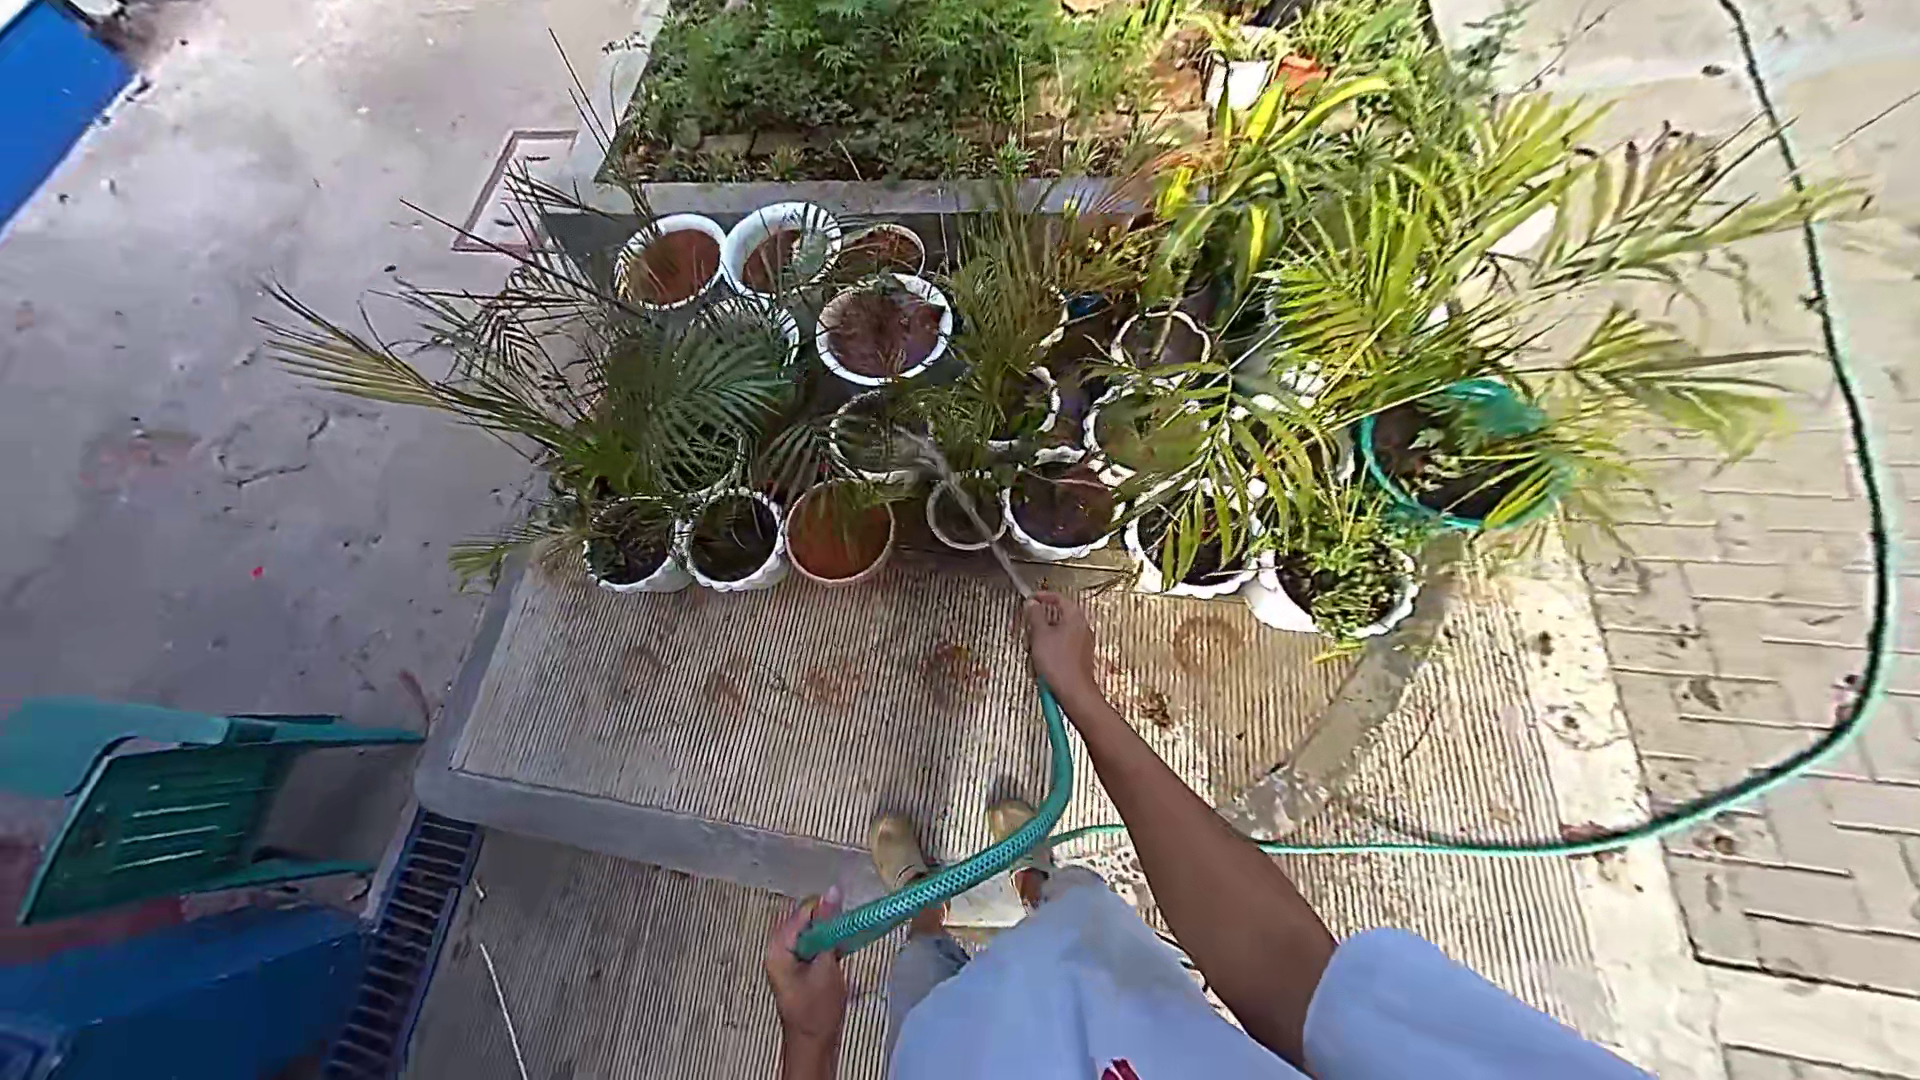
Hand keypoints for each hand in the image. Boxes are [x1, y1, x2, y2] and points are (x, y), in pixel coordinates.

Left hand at [765, 888, 847, 1059]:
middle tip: (843, 935)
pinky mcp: (798, 961)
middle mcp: (778, 946)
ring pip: (814, 927)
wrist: (815, 1046)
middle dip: (829, 922)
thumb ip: (829, 925)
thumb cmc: (818, 1011)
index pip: (806, 909)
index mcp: (778, 946)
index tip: (845, 920)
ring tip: (840, 948)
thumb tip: (833, 889)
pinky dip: (828, 942)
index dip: (828, 912)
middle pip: (809, 916)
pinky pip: (815, 938)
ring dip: (830, 933)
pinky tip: (837, 954)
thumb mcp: (827, 964)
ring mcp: (787, 955)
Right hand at [1024, 591, 1099, 702]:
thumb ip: (1035, 615)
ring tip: (1033, 652)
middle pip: (1056, 617)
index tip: (1029, 600)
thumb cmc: (1058, 663)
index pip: (1058, 597)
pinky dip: (1048, 652)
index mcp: (1075, 617)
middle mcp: (1081, 628)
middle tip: (1027, 632)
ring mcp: (1081, 643)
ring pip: (1055, 634)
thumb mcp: (1040, 635)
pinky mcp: (1078, 657)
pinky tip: (1040, 664)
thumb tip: (1031, 603)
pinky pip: (1059, 648)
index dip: (1042, 597)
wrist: (1073, 692)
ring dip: (1041, 641)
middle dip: (1038, 625)